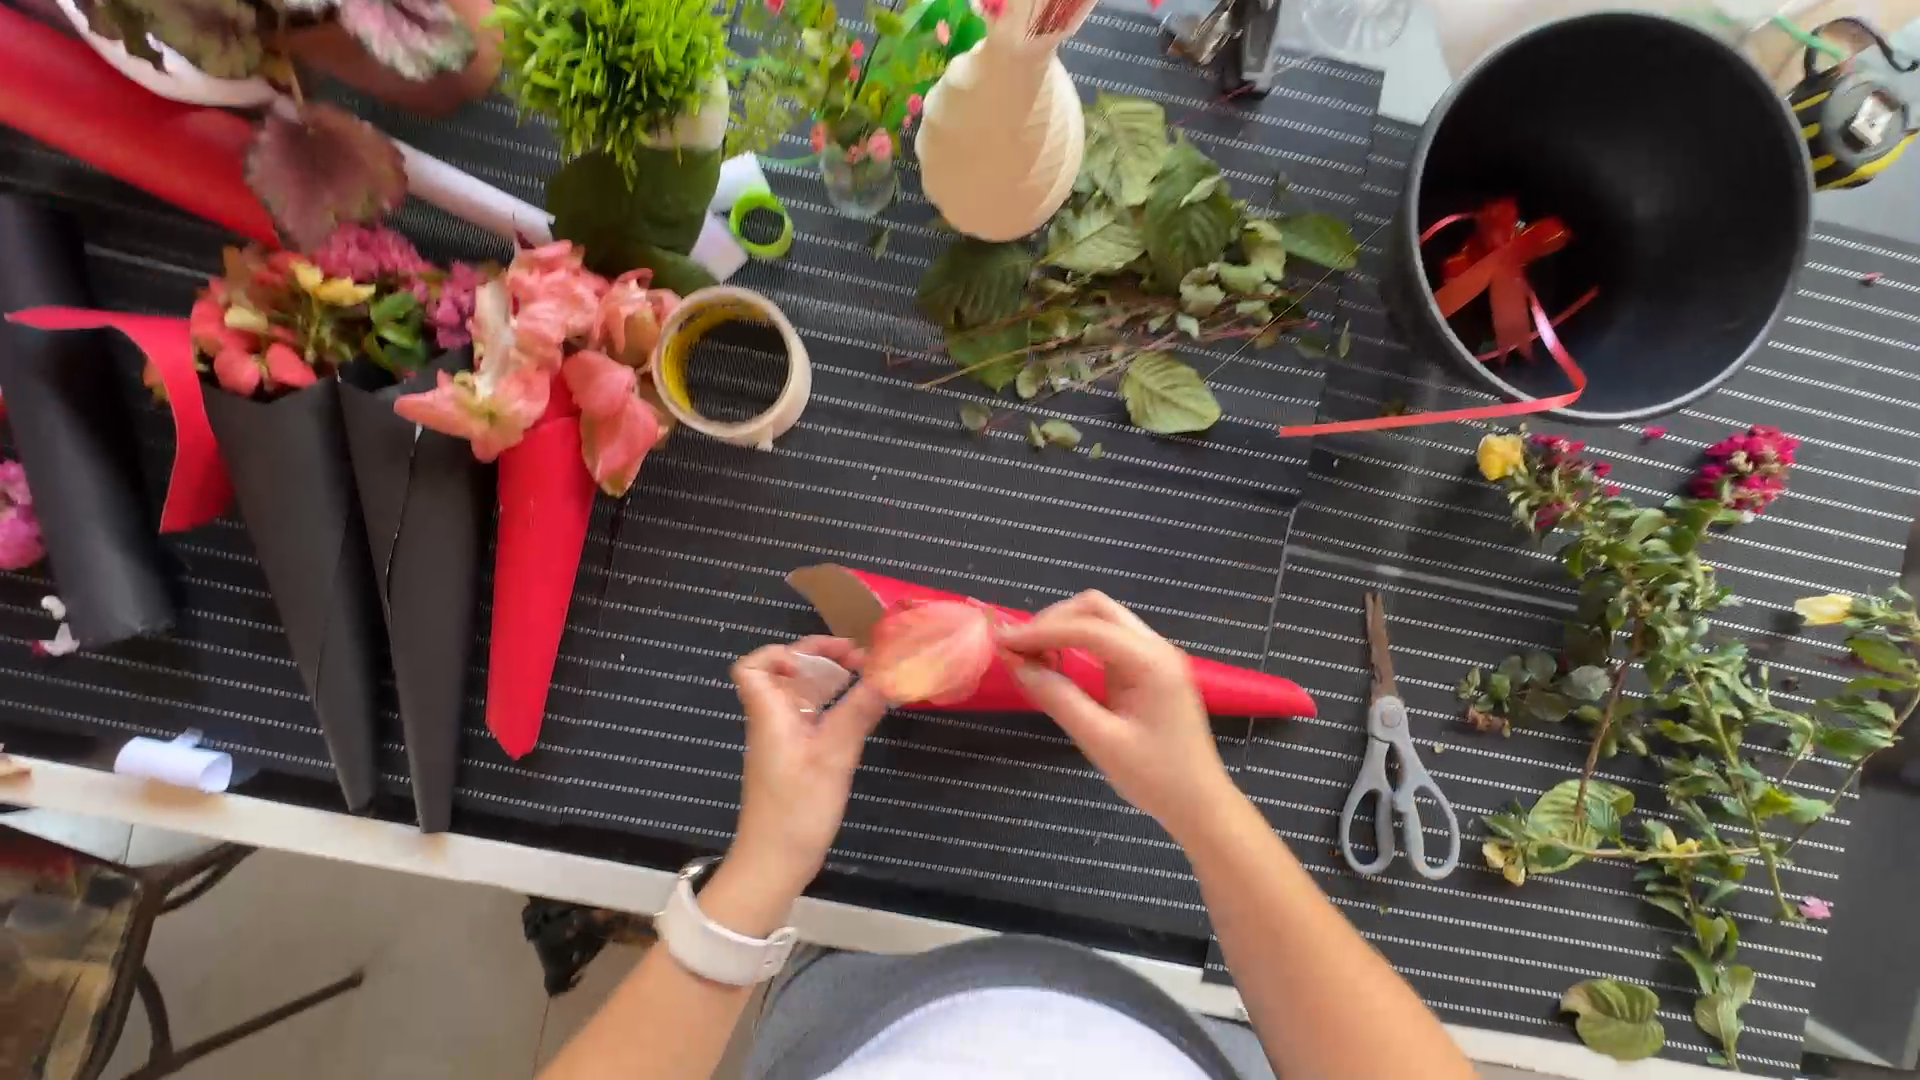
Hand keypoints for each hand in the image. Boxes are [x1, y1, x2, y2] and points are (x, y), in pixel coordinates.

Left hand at [724, 636, 886, 916]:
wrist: (773, 864)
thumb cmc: (797, 809)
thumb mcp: (834, 757)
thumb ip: (859, 712)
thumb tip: (888, 675)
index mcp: (771, 714)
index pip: (753, 667)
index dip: (780, 653)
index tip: (819, 657)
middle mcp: (773, 721)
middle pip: (786, 674)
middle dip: (821, 657)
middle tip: (860, 657)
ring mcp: (784, 740)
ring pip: (802, 695)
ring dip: (830, 680)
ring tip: (866, 674)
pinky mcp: (796, 758)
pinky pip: (812, 717)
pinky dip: (834, 705)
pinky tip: (861, 709)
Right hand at [997, 592, 1240, 844]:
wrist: (1201, 806)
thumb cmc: (1155, 778)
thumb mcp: (1099, 740)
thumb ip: (1058, 697)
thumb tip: (1016, 664)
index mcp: (1150, 661)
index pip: (1087, 627)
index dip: (1040, 630)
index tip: (1002, 642)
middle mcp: (1155, 647)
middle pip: (1096, 608)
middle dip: (1053, 620)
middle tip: (1018, 647)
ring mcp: (1155, 655)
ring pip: (1102, 619)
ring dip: (1064, 628)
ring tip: (1030, 653)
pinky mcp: (1149, 669)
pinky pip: (1108, 640)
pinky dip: (1077, 642)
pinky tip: (1056, 661)